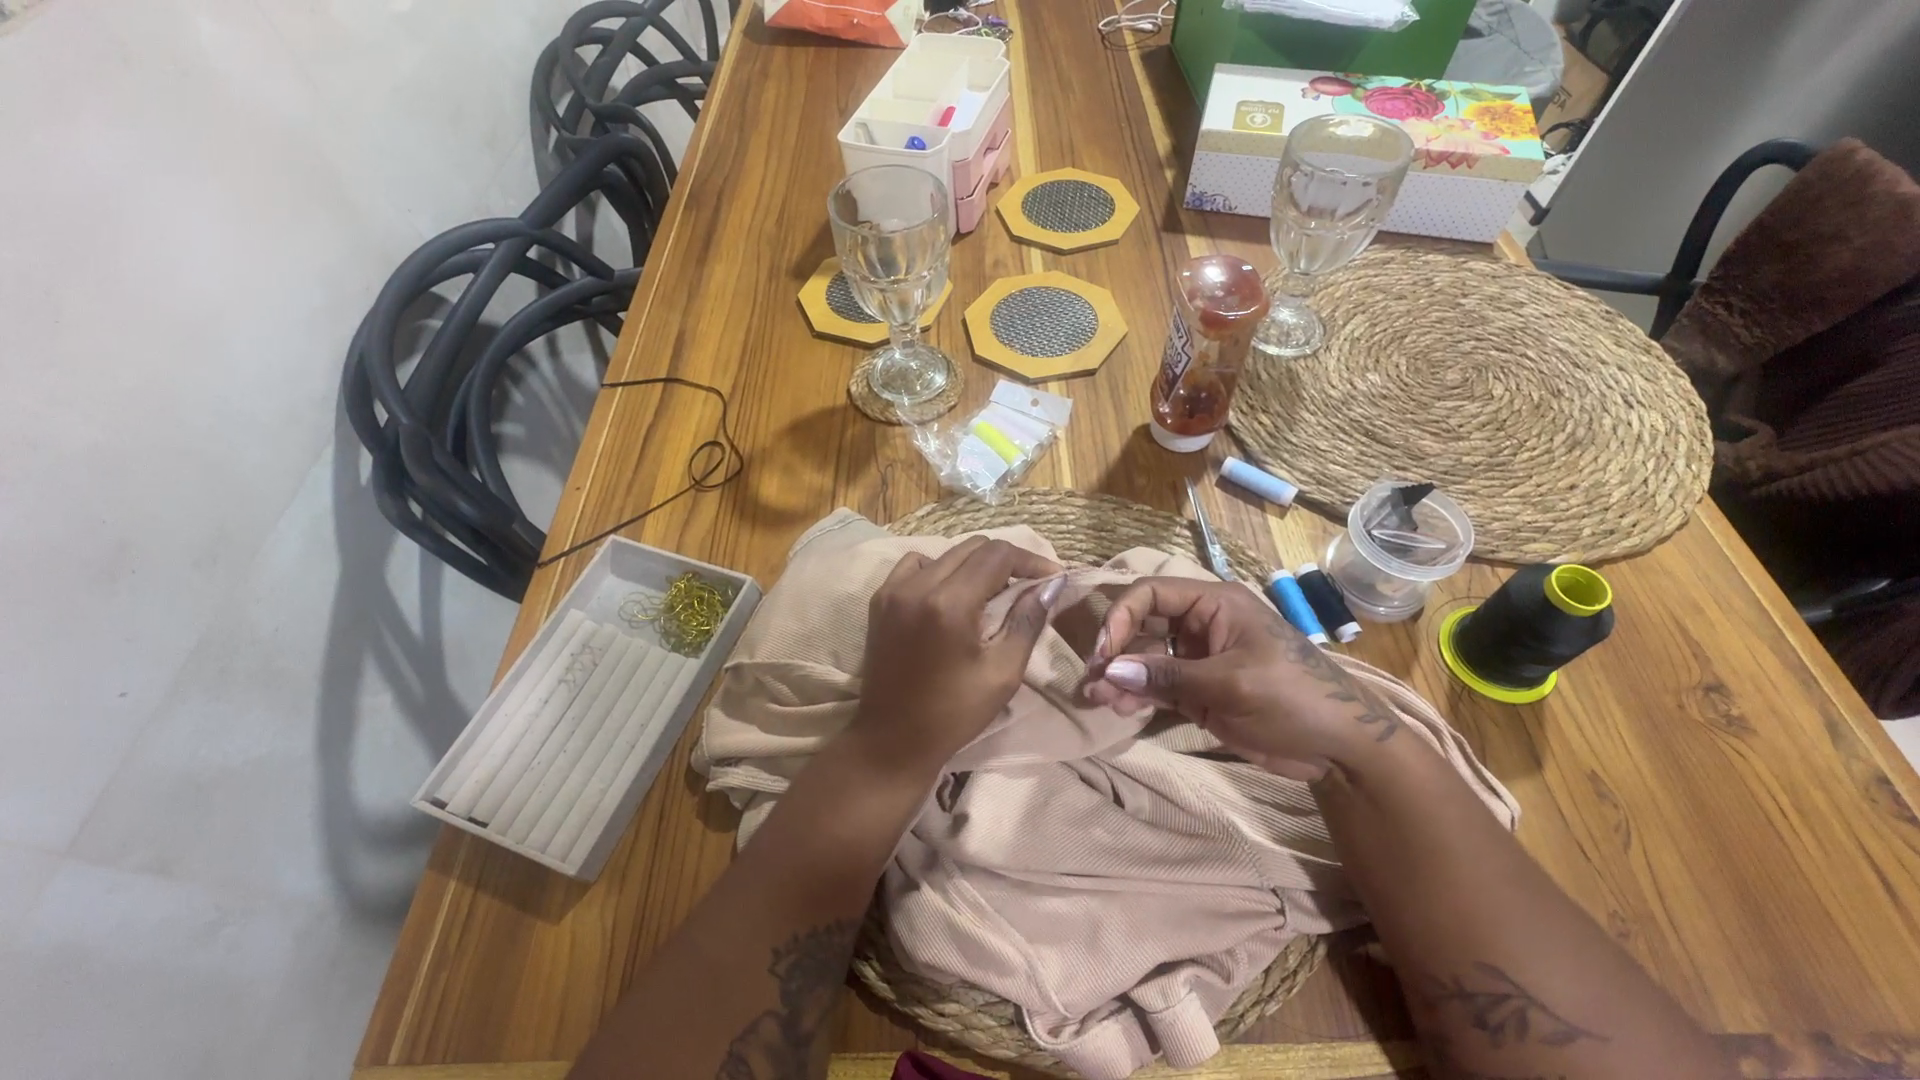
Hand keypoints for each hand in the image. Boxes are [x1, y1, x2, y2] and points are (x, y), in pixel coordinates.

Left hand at [848, 536, 1063, 776]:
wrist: (892, 739)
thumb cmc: (953, 713)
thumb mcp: (1003, 672)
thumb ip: (1027, 621)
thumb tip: (1051, 585)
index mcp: (949, 604)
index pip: (997, 555)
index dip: (1030, 560)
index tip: (1052, 577)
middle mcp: (917, 586)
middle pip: (972, 547)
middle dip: (1007, 561)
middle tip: (1029, 586)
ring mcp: (893, 590)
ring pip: (945, 553)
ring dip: (974, 564)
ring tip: (992, 591)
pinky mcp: (880, 600)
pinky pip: (915, 565)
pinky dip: (940, 569)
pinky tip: (952, 594)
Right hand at [1084, 577, 1400, 780]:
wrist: (1339, 746)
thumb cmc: (1293, 698)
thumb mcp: (1231, 685)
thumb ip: (1169, 676)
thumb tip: (1111, 670)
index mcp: (1215, 605)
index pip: (1152, 594)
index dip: (1121, 616)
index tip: (1104, 651)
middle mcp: (1201, 625)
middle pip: (1142, 625)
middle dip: (1115, 651)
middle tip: (1093, 680)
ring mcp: (1199, 660)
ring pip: (1144, 659)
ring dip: (1121, 676)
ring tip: (1098, 700)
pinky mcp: (1199, 691)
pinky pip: (1156, 685)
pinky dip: (1136, 694)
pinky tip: (1120, 709)